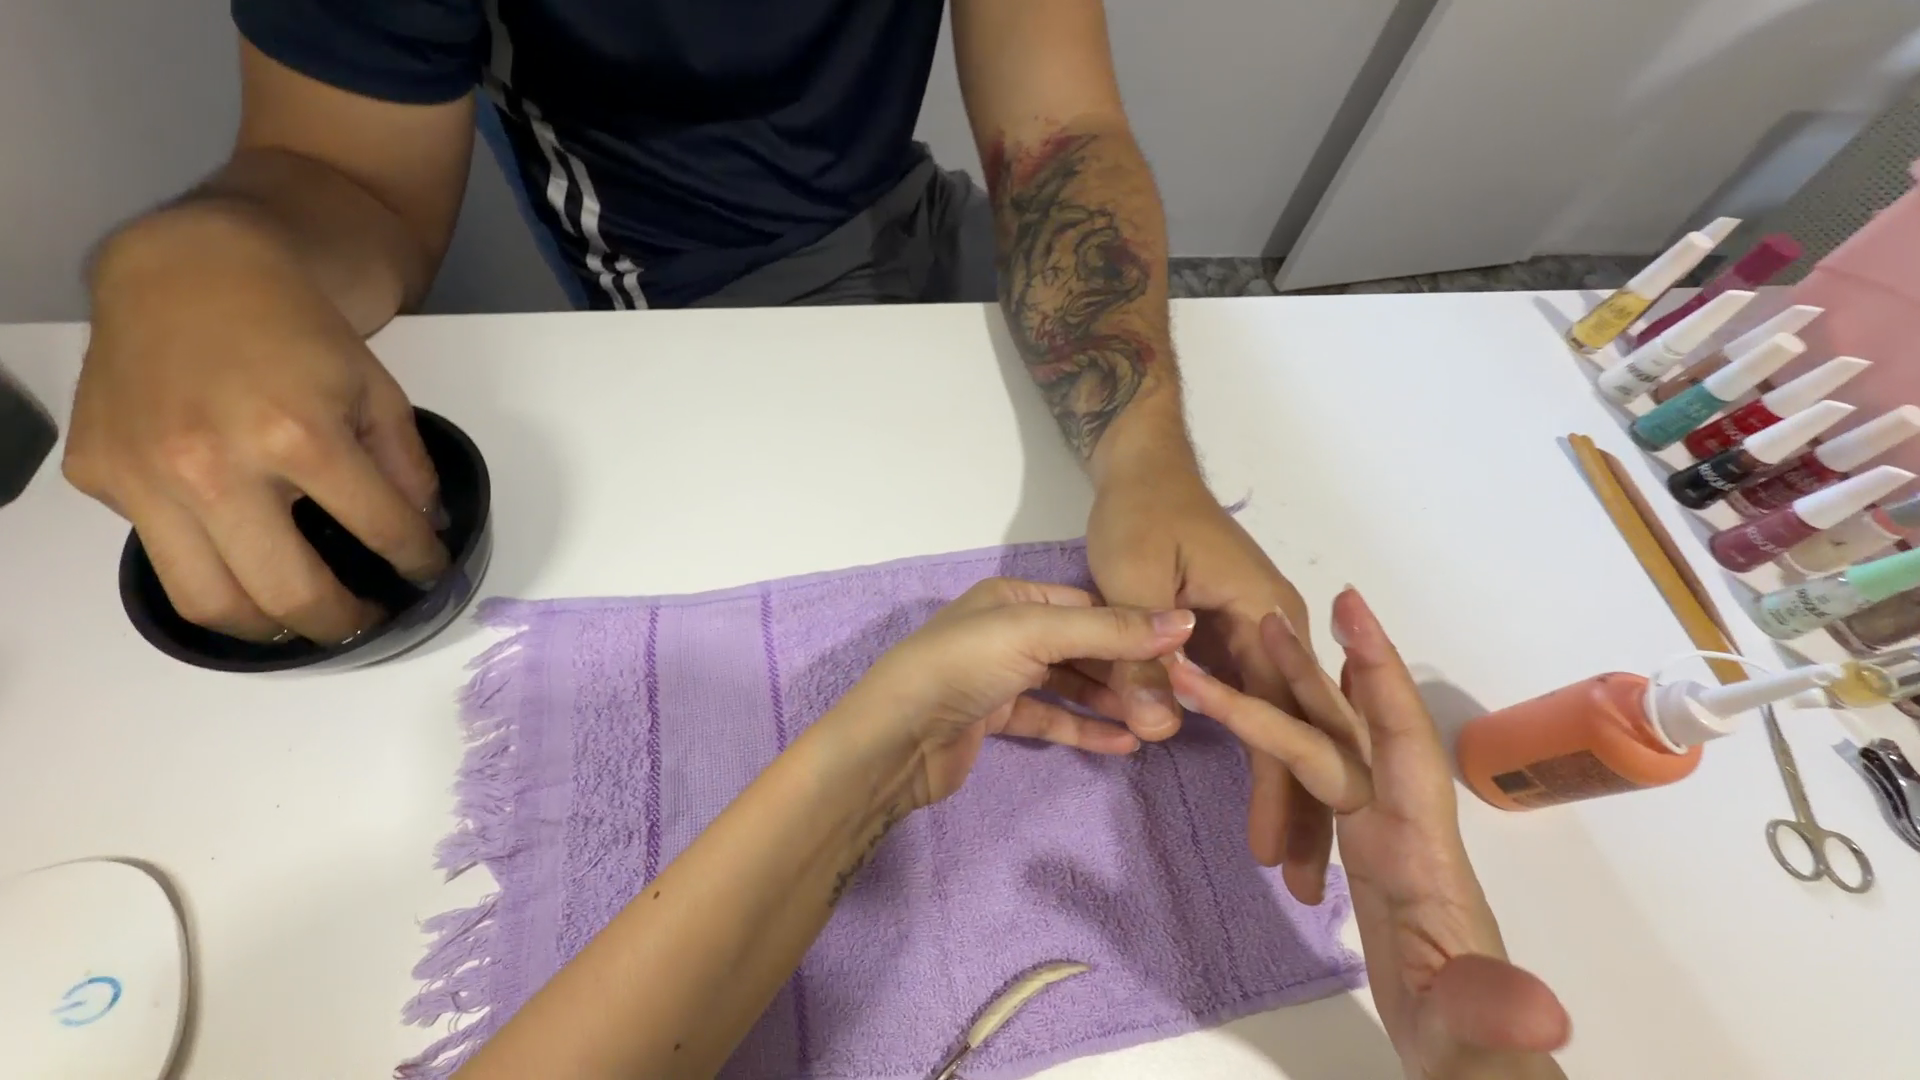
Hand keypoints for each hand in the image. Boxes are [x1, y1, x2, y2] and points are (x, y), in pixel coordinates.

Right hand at [64, 210, 447, 643]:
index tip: (430, 574)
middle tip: (366, 623)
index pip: (381, 530)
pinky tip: (247, 562)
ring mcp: (143, 477)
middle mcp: (212, 467)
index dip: (419, 561)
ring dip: (268, 629)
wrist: (190, 276)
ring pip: (208, 601)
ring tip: (305, 622)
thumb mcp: (381, 395)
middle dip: (342, 622)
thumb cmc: (301, 335)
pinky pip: (160, 552)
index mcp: (299, 437)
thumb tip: (423, 530)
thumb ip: (408, 469)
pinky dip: (211, 572)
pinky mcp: (97, 476)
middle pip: (286, 593)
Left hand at [843, 577, 1196, 806]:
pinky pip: (1051, 718)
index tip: (1182, 655)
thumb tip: (1185, 621)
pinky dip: (1084, 728)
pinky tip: (1123, 744)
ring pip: (1070, 685)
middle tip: (1174, 702)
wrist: (896, 737)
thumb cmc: (963, 666)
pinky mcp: (997, 717)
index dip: (1135, 629)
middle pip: (1083, 647)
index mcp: (1014, 598)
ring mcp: (1002, 676)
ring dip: (1111, 703)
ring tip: (1157, 726)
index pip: (1090, 607)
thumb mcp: (1035, 634)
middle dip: (1126, 672)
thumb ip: (1109, 630)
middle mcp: (1009, 631)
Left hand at [1086, 459, 1327, 898]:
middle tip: (1301, 881)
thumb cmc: (1139, 513)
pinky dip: (1241, 740)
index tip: (1277, 854)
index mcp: (1264, 614)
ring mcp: (1253, 632)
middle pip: (1292, 727)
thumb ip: (1139, 653)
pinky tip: (1245, 781)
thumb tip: (1163, 731)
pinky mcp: (1225, 634)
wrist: (1142, 467)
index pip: (1280, 717)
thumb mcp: (1128, 575)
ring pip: (1270, 719)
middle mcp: (1274, 629)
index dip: (1280, 787)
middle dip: (1299, 801)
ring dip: (1275, 781)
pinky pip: (1241, 698)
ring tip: (1278, 849)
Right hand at [1169, 589, 1569, 1079]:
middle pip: (1347, 729)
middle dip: (1305, 672)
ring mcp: (1381, 833)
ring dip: (1283, 701)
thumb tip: (1537, 1009)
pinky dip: (1292, 743)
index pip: (1397, 744)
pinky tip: (1272, 724)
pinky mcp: (1362, 848)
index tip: (1348, 611)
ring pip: (1325, 748)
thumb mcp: (1472, 1043)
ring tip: (1232, 662)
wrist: (1468, 1063)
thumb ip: (1492, 1017)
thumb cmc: (1466, 1049)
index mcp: (1421, 847)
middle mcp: (1401, 822)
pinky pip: (1319, 781)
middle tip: (1262, 620)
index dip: (1376, 672)